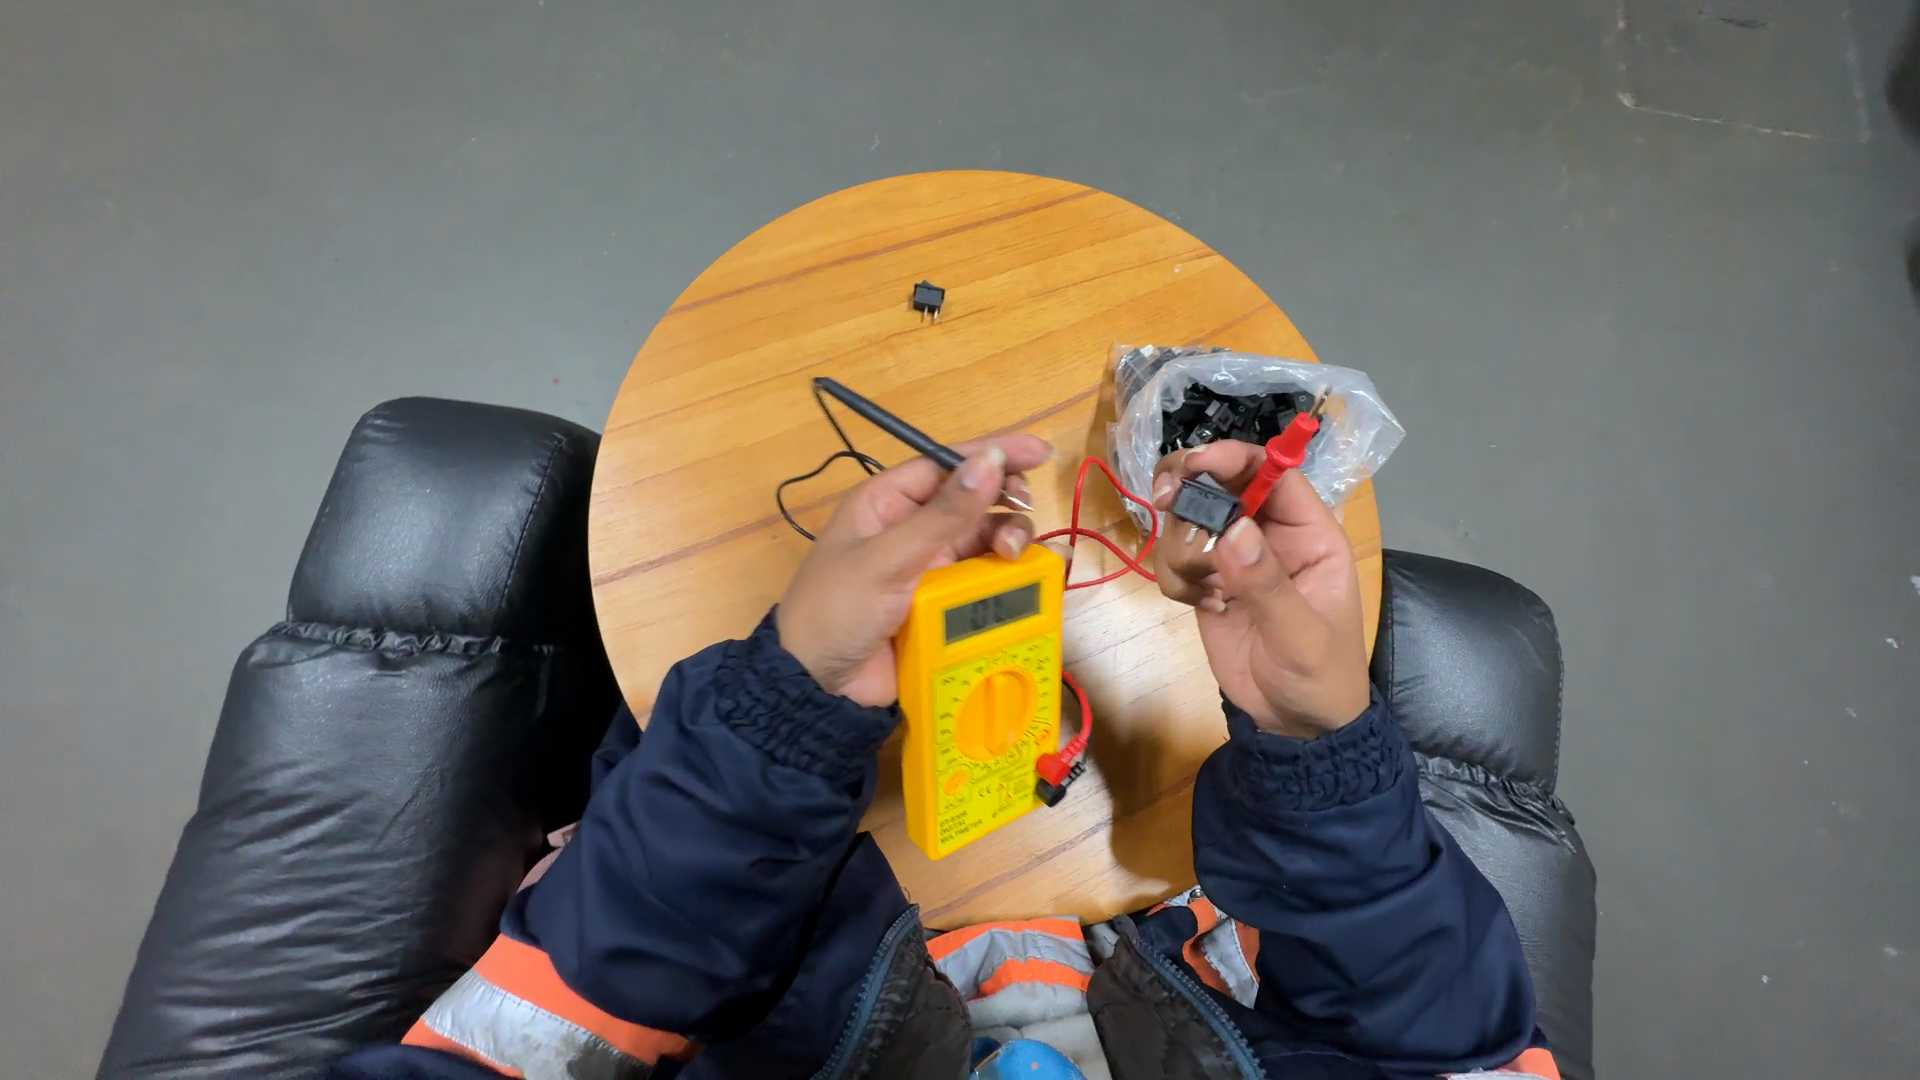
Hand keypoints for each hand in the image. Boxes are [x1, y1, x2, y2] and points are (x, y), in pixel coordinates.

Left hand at [777, 436, 1051, 705]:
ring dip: (1012, 541)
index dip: (995, 453)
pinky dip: (1017, 577)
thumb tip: (991, 460)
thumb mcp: (887, 559)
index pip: (947, 463)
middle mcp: (915, 529)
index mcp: (888, 503)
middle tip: (1020, 518)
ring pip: (988, 541)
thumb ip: (942, 514)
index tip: (1041, 452)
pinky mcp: (948, 605)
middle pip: (976, 502)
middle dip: (1005, 505)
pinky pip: (991, 582)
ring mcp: (934, 569)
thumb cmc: (838, 610)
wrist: (821, 688)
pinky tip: (1040, 577)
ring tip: (1016, 556)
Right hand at [1150, 442, 1369, 737]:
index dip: (1233, 457)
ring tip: (1206, 593)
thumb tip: (1233, 530)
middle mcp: (1266, 535)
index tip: (1194, 465)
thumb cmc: (1319, 677)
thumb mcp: (1300, 636)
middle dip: (1187, 490)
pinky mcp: (1204, 581)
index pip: (1271, 473)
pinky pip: (1171, 560)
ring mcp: (1231, 557)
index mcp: (1307, 533)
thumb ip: (1267, 583)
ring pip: (1185, 522)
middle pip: (1216, 483)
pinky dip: (1173, 580)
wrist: (1292, 725)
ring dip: (1181, 552)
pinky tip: (1200, 607)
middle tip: (1164, 500)